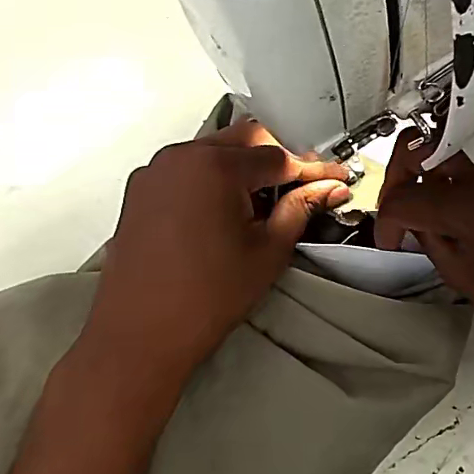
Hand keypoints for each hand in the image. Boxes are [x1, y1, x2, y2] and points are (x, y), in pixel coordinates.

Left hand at [80, 120, 350, 380]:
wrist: (141, 333)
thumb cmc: (205, 296)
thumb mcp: (268, 251)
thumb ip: (301, 209)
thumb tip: (327, 189)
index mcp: (215, 167)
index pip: (279, 156)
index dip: (312, 171)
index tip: (333, 181)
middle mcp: (180, 157)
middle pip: (246, 140)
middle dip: (280, 159)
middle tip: (304, 187)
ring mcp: (156, 171)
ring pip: (215, 150)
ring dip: (246, 167)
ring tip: (267, 203)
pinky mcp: (141, 190)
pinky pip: (188, 168)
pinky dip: (214, 178)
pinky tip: (229, 210)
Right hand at [373, 131, 473, 351]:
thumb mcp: (466, 276)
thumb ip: (427, 238)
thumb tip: (409, 216)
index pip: (408, 195)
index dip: (388, 217)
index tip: (392, 230)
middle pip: (426, 144)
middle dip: (406, 172)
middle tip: (406, 196)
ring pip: (460, 140)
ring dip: (445, 167)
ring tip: (451, 200)